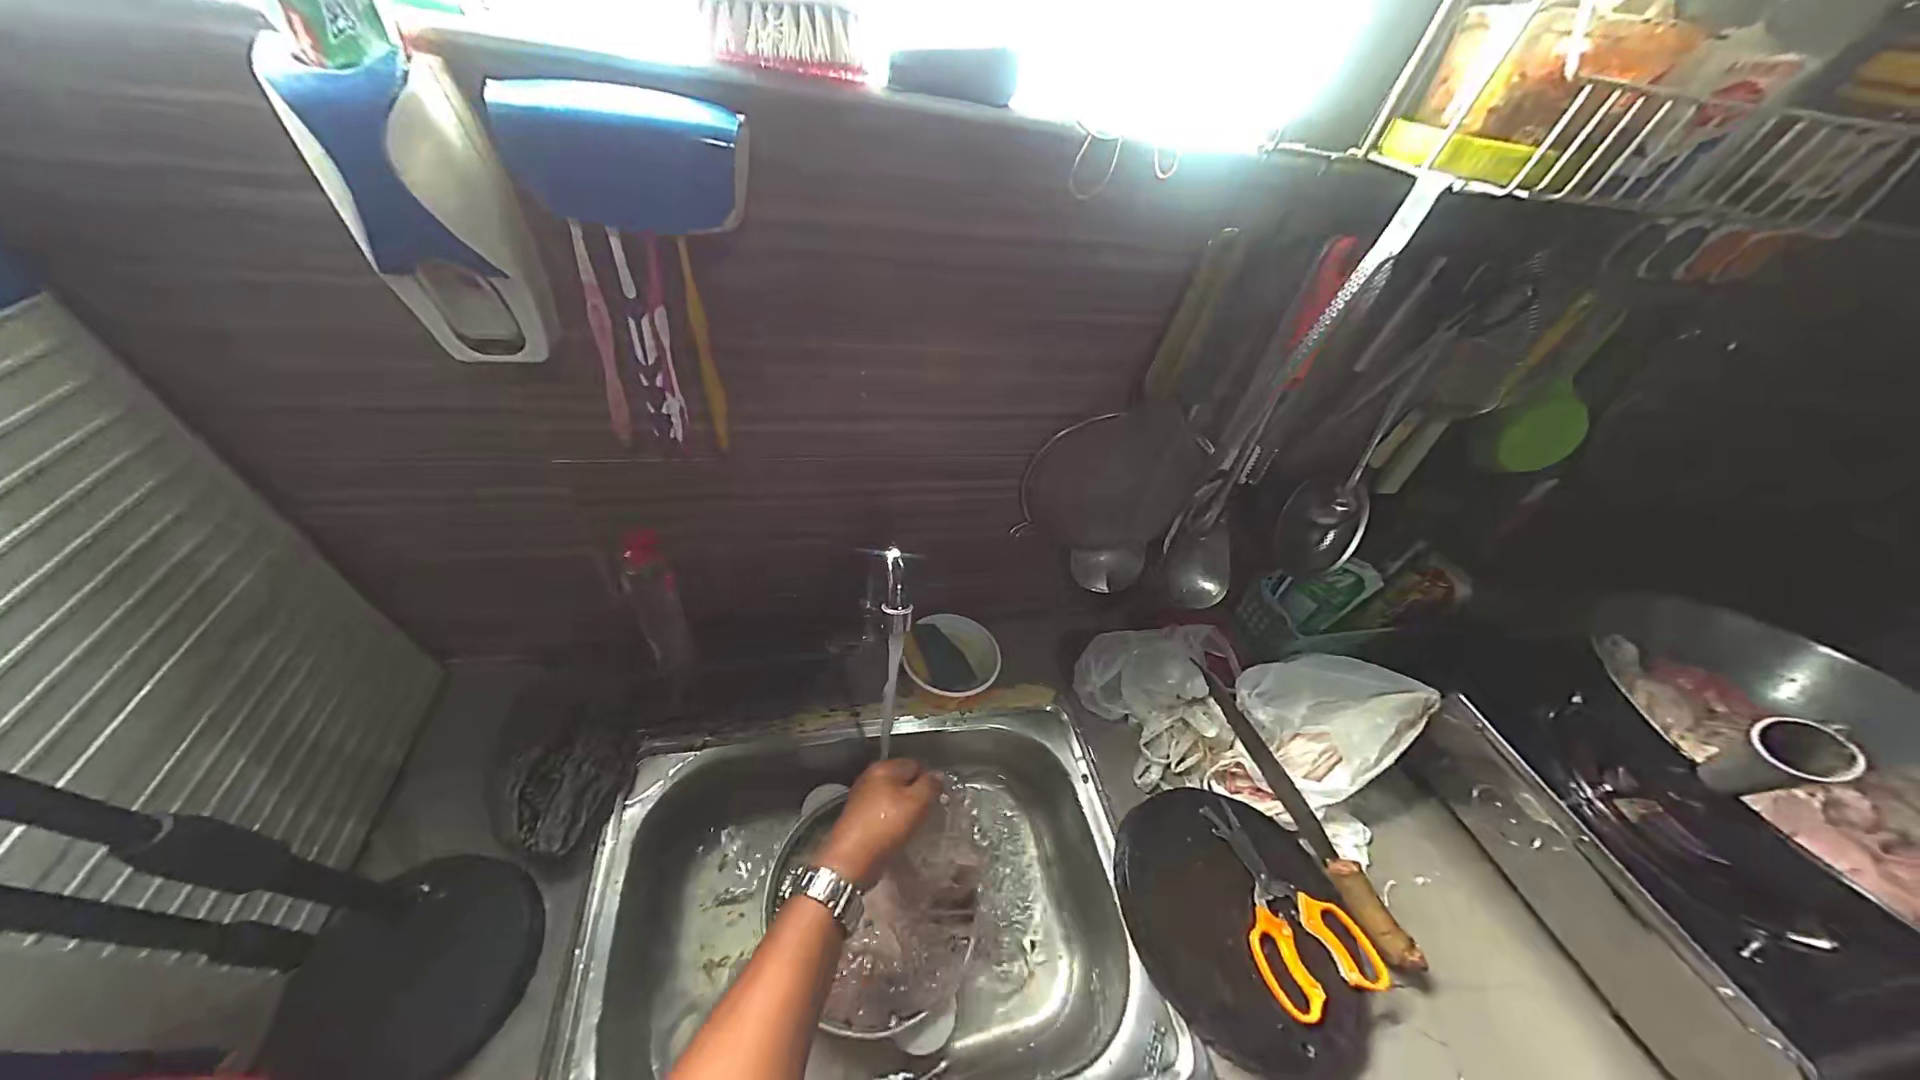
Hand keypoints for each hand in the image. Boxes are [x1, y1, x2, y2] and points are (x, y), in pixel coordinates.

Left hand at [816, 758, 939, 886]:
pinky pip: (882, 812)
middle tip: (923, 815)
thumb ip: (930, 785)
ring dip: (903, 810)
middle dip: (915, 796)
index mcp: (883, 767)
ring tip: (909, 828)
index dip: (928, 781)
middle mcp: (869, 776)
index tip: (934, 801)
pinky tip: (893, 835)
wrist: (850, 860)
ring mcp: (861, 796)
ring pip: (892, 797)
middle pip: (903, 780)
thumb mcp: (917, 803)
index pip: (916, 765)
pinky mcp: (857, 816)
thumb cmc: (886, 827)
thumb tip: (937, 775)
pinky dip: (890, 821)